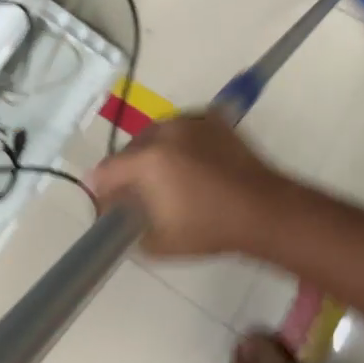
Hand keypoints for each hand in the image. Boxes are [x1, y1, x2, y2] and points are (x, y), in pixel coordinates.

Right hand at [89, 112, 290, 257]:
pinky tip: (187, 159)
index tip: (107, 203)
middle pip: (131, 147)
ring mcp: (191, 121)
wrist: (262, 208)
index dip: (102, 188)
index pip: (107, 170)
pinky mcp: (214, 119)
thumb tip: (126, 221)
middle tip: (134, 190)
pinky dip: (180, 140)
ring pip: (157, 132)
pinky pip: (184, 126)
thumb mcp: (160, 243)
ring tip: (162, 173)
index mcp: (147, 160)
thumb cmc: (209, 227)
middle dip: (127, 168)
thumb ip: (133, 230)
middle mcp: (165, 132)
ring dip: (152, 150)